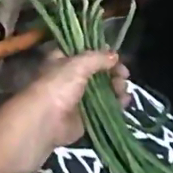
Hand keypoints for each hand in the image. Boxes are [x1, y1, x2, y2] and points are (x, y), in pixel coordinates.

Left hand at [0, 50, 129, 170]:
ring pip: (105, 88)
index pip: (86, 51)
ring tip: (123, 89)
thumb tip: (114, 55)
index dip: (102, 53)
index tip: (117, 56)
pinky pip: (107, 107)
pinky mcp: (88, 114)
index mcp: (64, 59)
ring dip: (117, 87)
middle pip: (98, 71)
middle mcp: (72, 76)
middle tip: (123, 75)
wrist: (47, 120)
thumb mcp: (77, 65)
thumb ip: (97, 58)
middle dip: (113, 72)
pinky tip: (125, 101)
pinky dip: (118, 103)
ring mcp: (81, 96)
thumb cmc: (58, 86)